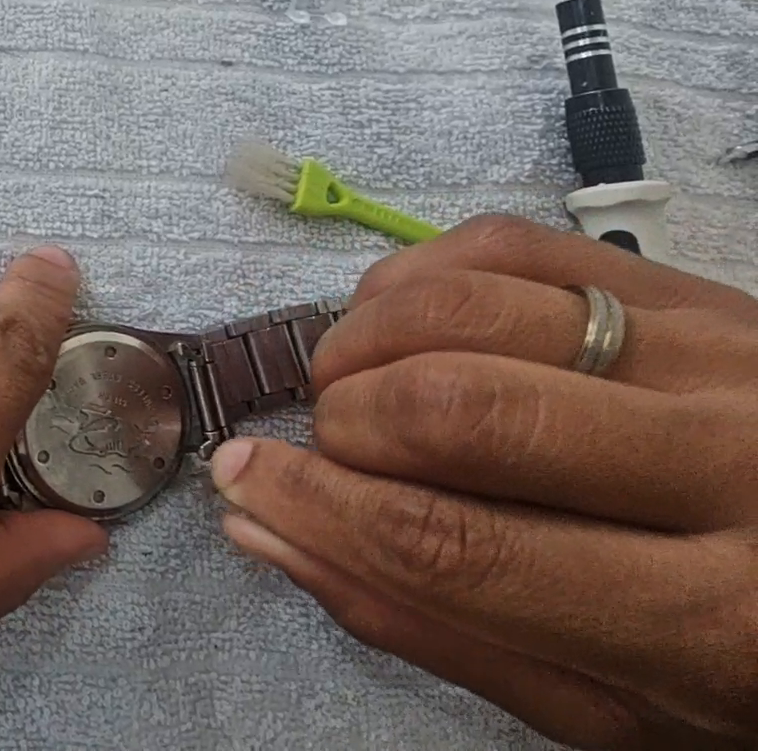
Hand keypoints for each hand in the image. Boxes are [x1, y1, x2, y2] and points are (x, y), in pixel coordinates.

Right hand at [207, 216, 757, 748]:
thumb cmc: (722, 659)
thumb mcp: (593, 701)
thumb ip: (417, 620)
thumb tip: (254, 524)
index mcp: (722, 626)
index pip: (451, 546)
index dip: (311, 505)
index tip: (238, 477)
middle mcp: (741, 470)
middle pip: (454, 409)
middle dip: (342, 426)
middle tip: (335, 448)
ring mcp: (724, 355)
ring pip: (463, 310)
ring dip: (358, 346)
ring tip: (357, 384)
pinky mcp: (687, 284)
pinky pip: (497, 244)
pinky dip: (405, 279)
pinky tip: (397, 325)